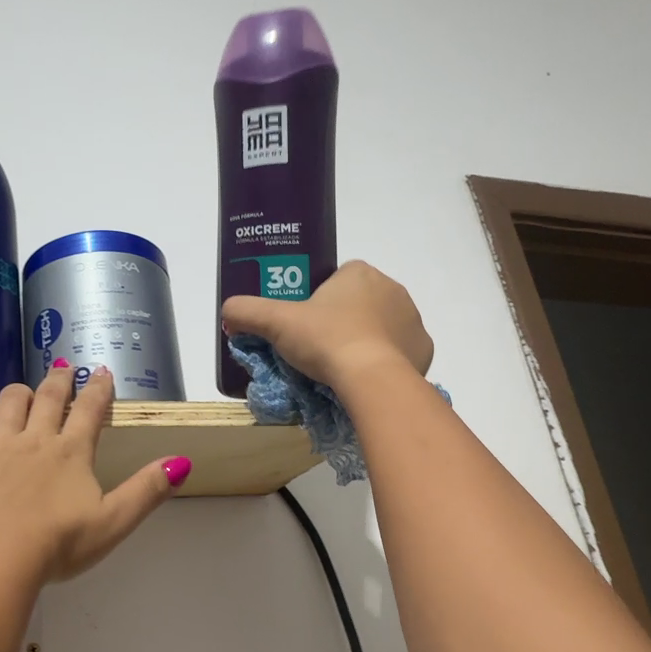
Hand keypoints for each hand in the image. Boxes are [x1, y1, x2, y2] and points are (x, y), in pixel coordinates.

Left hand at [0, 363, 189, 581]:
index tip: (104, 372)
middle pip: (49, 397)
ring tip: (24, 389)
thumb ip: (147, 489)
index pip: (90, 410)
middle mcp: (37, 439)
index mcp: (73, 452)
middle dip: (60, 380)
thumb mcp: (114, 522)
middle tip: (64, 368)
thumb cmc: (59, 544)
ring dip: (20, 391)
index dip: (99, 389)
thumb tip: (181, 461)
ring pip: (11, 402)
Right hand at [222, 260, 433, 387]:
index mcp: (359, 273)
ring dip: (364, 341)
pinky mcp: (424, 349)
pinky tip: (365, 377)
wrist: (371, 378)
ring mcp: (412, 319)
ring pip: (380, 326)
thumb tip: (227, 311)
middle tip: (318, 350)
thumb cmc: (325, 340)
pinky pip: (400, 351)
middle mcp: (392, 288)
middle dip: (341, 322)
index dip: (317, 302)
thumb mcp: (276, 323)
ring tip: (340, 367)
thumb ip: (247, 312)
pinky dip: (384, 361)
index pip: (335, 280)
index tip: (304, 326)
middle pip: (358, 303)